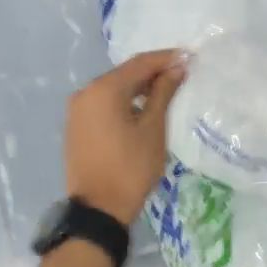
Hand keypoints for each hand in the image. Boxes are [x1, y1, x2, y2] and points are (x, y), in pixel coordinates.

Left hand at [65, 50, 187, 222]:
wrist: (98, 209)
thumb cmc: (130, 168)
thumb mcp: (153, 130)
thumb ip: (163, 93)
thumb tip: (176, 68)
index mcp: (103, 89)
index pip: (140, 63)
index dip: (166, 58)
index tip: (190, 57)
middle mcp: (85, 92)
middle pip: (124, 74)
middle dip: (152, 72)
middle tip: (181, 74)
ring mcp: (76, 110)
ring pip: (112, 90)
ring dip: (138, 88)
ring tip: (166, 92)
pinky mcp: (76, 126)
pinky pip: (103, 105)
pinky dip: (123, 102)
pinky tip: (141, 110)